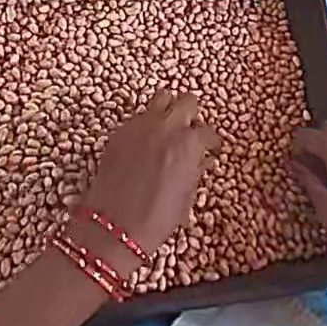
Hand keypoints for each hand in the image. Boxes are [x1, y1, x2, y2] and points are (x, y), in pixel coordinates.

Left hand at [76, 91, 219, 271]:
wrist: (114, 227)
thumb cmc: (155, 218)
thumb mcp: (186, 196)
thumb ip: (196, 169)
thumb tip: (202, 159)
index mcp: (188, 144)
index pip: (208, 131)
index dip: (211, 141)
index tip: (211, 147)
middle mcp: (165, 128)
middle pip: (187, 101)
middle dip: (193, 114)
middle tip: (191, 131)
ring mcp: (140, 126)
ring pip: (161, 98)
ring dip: (169, 109)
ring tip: (170, 128)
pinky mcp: (119, 132)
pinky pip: (139, 116)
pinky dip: (148, 123)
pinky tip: (148, 141)